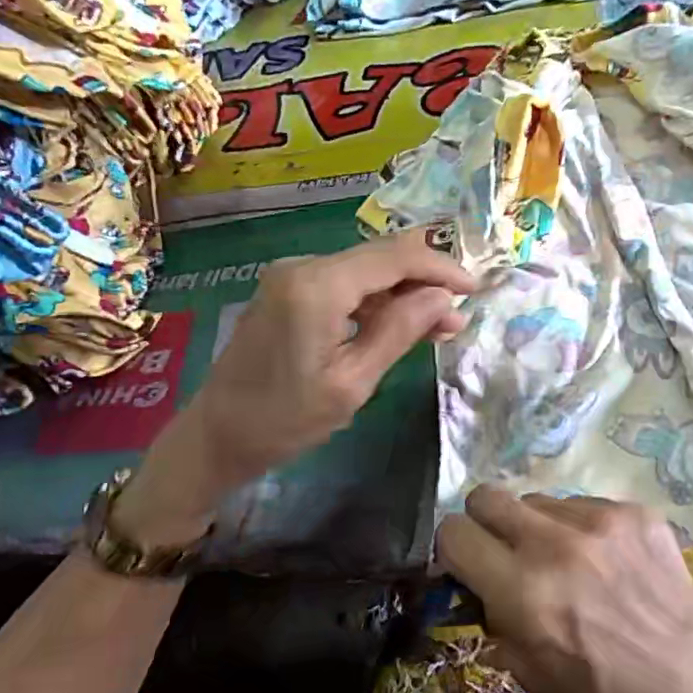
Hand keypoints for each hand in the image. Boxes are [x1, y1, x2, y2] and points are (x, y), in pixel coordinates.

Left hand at [111, 231, 473, 550]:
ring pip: (362, 273)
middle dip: (423, 284)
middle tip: (458, 320)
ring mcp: (288, 278)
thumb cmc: (284, 420)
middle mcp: (301, 267)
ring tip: (436, 329)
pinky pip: (340, 287)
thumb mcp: (351, 382)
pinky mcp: (284, 294)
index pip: (394, 256)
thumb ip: (399, 331)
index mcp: (317, 285)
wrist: (216, 436)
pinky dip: (371, 304)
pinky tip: (395, 327)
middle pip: (379, 259)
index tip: (475, 290)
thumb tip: (444, 299)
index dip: (440, 267)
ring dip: (400, 295)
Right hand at [436, 487, 692, 692]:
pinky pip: (584, 506)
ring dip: (538, 528)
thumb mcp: (529, 672)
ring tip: (569, 566)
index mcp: (521, 590)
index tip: (468, 568)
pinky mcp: (637, 513)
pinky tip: (609, 566)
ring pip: (536, 500)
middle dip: (486, 524)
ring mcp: (600, 521)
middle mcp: (554, 544)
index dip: (454, 551)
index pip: (453, 532)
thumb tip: (481, 585)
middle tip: (506, 555)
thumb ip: (495, 615)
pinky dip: (583, 531)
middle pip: (485, 495)